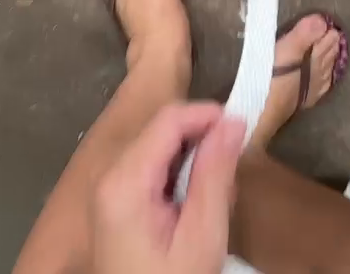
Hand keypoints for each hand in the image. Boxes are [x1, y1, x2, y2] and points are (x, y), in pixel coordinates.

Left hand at [91, 102, 246, 273]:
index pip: (168, 119)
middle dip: (201, 139)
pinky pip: (150, 167)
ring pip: (158, 146)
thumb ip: (215, 173)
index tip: (242, 127)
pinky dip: (177, 174)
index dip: (207, 114)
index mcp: (124, 180)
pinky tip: (195, 204)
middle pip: (161, 129)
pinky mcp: (113, 201)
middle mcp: (109, 173)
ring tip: (217, 191)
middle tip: (232, 169)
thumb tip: (234, 120)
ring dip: (192, 157)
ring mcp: (108, 187)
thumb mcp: (202, 236)